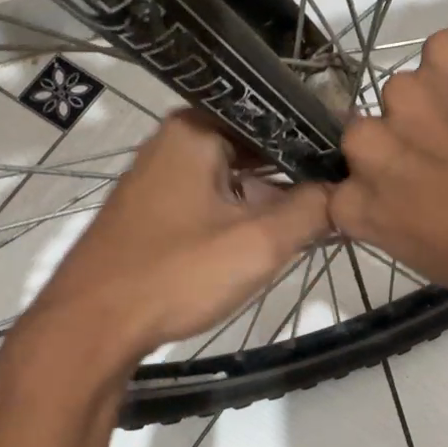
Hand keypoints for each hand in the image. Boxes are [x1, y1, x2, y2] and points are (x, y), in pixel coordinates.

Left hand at [8, 111, 331, 370]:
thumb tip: (344, 193)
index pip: (276, 120)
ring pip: (236, 178)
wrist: (93, 326)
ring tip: (316, 223)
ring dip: (272, 201)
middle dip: (297, 177)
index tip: (354, 170)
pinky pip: (214, 200)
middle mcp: (175, 141)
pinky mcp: (155, 212)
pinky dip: (243, 217)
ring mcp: (161, 177)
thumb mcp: (259, 243)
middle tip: (340, 203)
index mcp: (197, 129)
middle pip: (257, 149)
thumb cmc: (177, 274)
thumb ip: (312, 211)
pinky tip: (268, 241)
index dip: (318, 144)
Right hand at [331, 27, 447, 318]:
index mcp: (363, 207)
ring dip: (445, 102)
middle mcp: (370, 146)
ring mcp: (410, 94)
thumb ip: (404, 220)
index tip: (418, 186)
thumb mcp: (439, 260)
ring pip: (415, 89)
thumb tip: (414, 194)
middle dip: (412, 140)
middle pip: (375, 130)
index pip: (344, 182)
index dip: (385, 180)